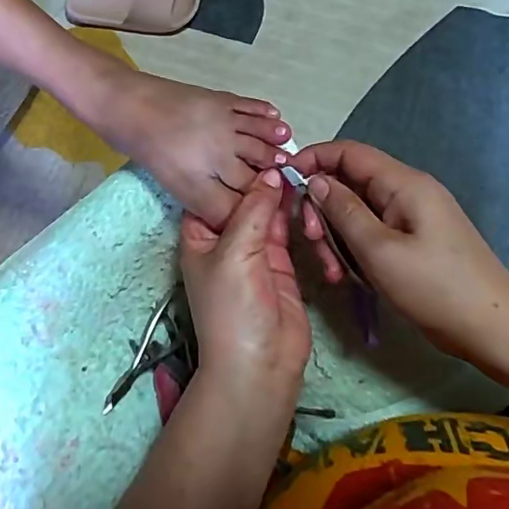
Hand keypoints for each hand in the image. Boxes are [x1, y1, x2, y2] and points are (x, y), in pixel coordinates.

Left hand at [177, 169, 310, 399]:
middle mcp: (225, 239)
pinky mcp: (281, 263)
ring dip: (282, 194)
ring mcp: (254, 251)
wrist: (260, 364)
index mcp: (199, 234)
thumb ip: (253, 210)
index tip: (253, 144)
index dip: (230, 169)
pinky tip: (308, 194)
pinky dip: (297, 214)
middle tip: (286, 150)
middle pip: (242, 199)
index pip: (212, 192)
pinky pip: (288, 230)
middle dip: (261, 179)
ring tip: (300, 168)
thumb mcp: (234, 252)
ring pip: (268, 212)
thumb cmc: (232, 307)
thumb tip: (271, 173)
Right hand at [289, 141, 508, 353]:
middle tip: (309, 240)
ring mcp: (410, 216)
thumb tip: (315, 181)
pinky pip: (371, 231)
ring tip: (332, 271)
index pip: (348, 152)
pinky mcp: (412, 240)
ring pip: (356, 211)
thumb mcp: (379, 249)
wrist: (494, 329)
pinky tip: (346, 276)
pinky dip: (353, 248)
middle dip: (321, 208)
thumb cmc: (436, 287)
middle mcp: (406, 191)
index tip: (285, 182)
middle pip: (349, 183)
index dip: (313, 159)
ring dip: (335, 235)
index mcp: (403, 183)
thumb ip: (343, 210)